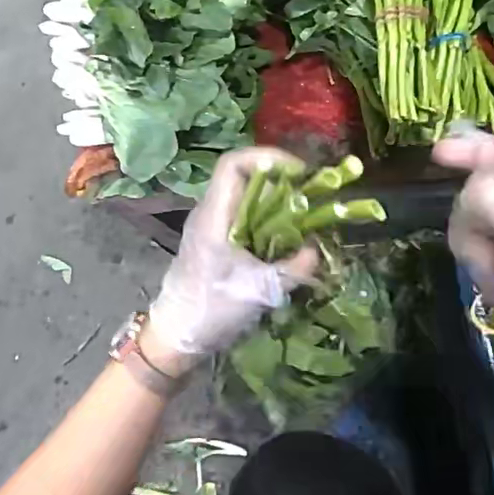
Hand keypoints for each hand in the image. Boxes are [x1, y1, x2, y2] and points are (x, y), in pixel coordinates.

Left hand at [145, 148, 320, 369]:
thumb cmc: (211, 311)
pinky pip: (245, 216)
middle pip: (245, 177)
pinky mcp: (216, 241)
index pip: (234, 165)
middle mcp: (210, 213)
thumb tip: (317, 249)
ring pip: (246, 197)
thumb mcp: (258, 292)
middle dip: (281, 180)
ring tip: (305, 216)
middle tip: (312, 196)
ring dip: (276, 201)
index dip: (267, 158)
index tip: (300, 173)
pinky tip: (286, 238)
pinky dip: (269, 219)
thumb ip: (292, 269)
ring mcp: (211, 226)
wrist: (176, 336)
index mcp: (214, 216)